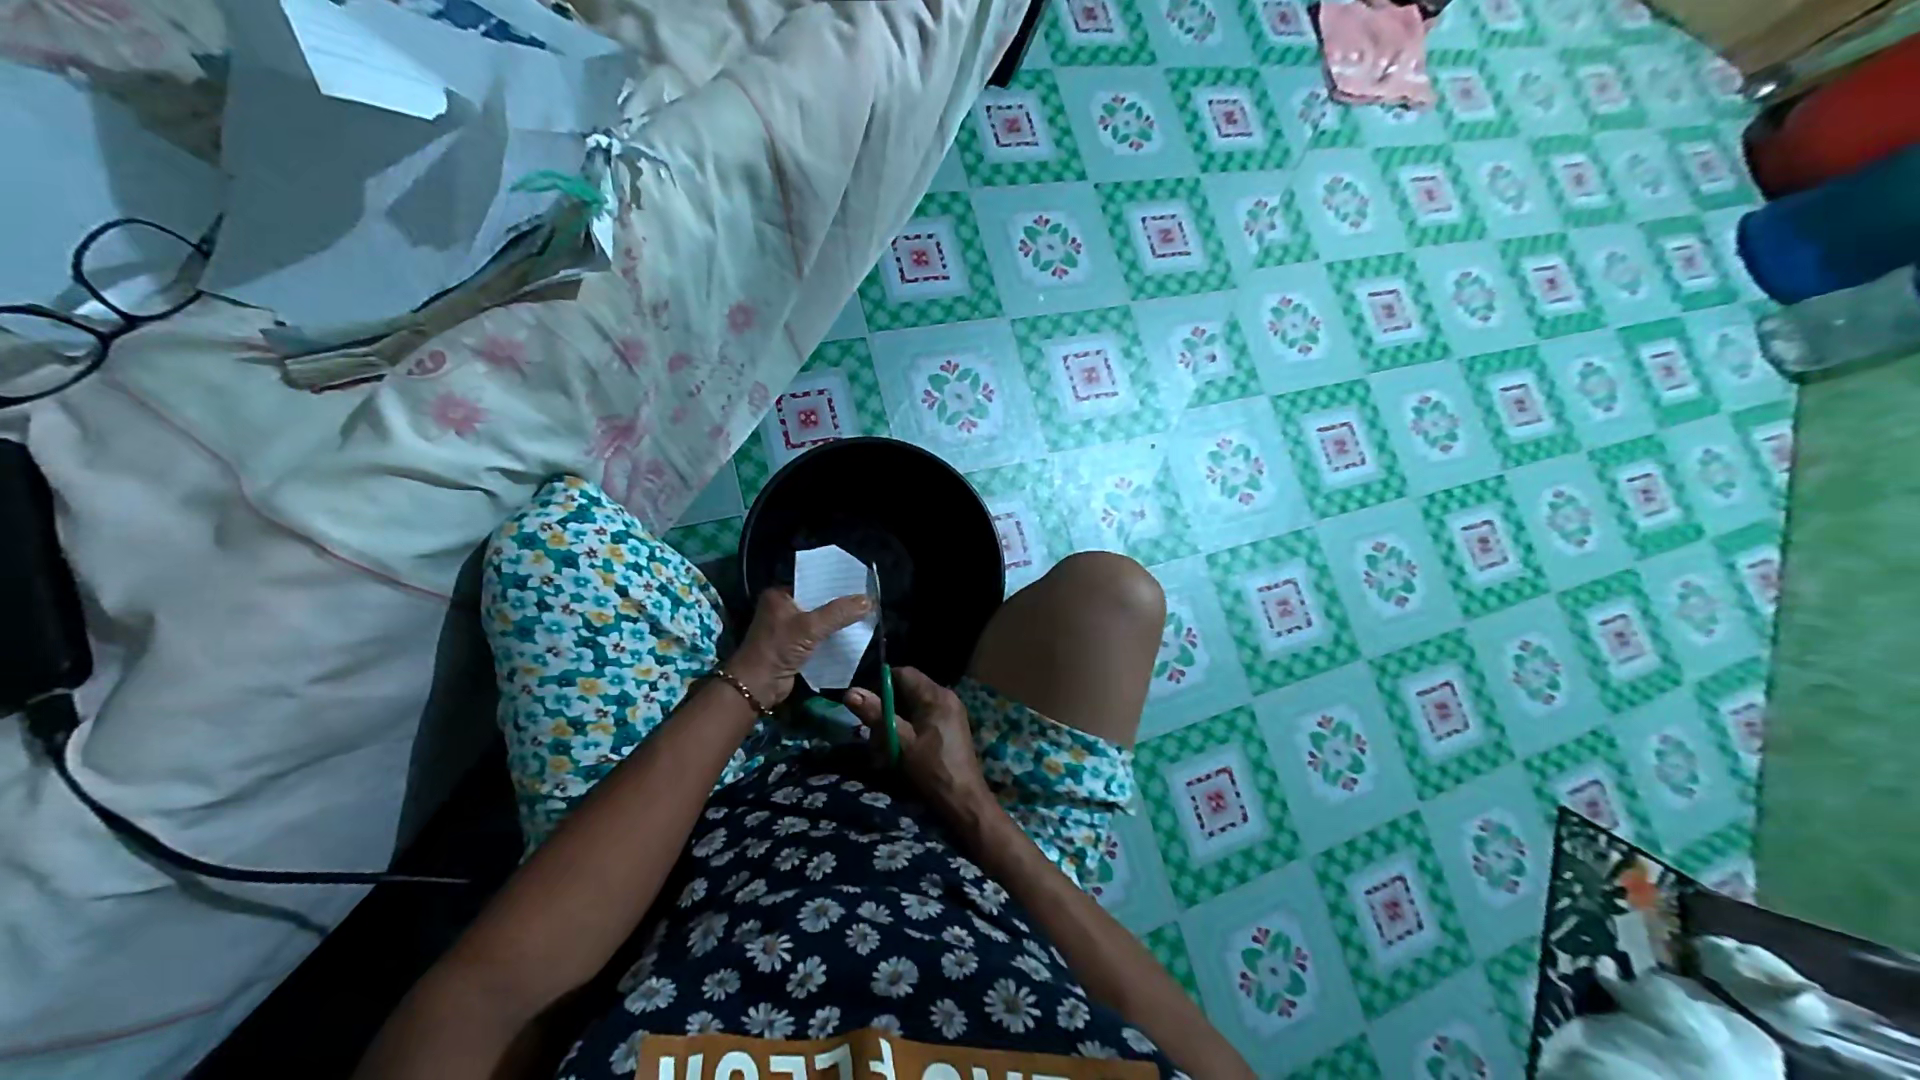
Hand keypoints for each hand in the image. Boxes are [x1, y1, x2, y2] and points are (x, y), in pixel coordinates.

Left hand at [725, 587, 870, 707]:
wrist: (758, 686)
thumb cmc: (778, 648)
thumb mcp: (810, 627)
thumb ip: (839, 613)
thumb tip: (868, 601)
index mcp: (779, 595)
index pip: (812, 582)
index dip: (835, 582)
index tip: (859, 582)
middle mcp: (783, 608)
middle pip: (817, 601)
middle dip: (840, 603)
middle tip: (867, 598)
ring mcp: (788, 628)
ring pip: (820, 620)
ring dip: (838, 620)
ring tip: (865, 614)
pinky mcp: (794, 646)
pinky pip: (819, 636)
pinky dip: (833, 636)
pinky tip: (852, 634)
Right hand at [845, 667, 992, 822]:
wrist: (964, 800)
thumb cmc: (932, 769)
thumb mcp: (900, 742)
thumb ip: (876, 714)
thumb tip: (850, 692)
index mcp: (936, 695)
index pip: (903, 673)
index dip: (881, 683)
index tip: (865, 703)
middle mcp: (946, 697)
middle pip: (908, 690)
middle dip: (887, 708)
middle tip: (873, 732)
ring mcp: (950, 712)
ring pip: (913, 706)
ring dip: (895, 722)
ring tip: (884, 747)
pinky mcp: (951, 727)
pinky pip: (923, 718)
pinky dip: (908, 729)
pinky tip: (899, 751)